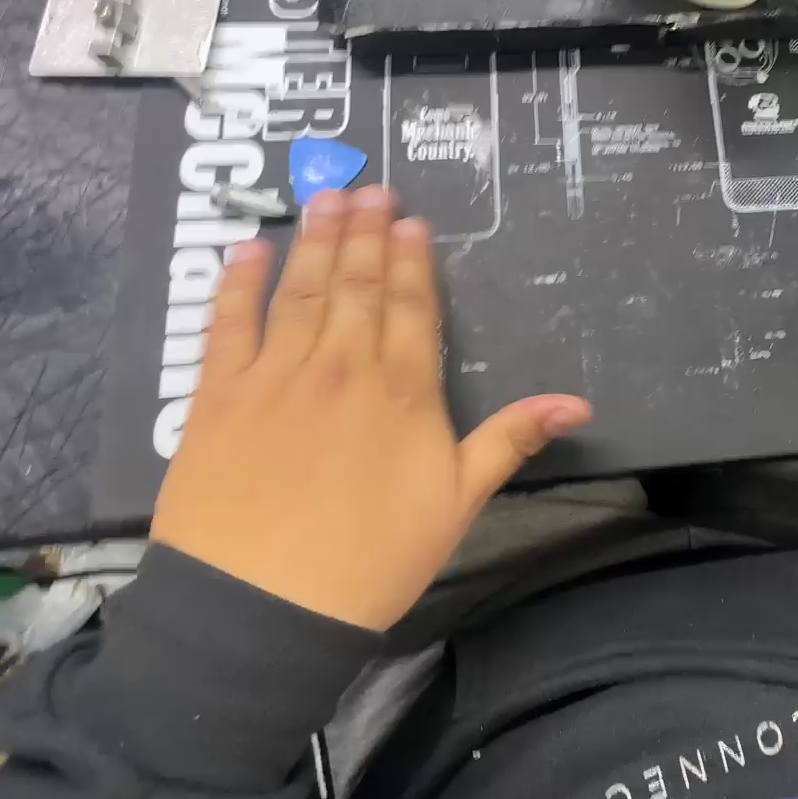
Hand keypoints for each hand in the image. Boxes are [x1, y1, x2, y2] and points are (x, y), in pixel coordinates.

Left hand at [152, 185, 593, 629]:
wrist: (263, 611)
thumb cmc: (375, 557)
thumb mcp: (460, 500)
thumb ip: (513, 439)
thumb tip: (578, 403)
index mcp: (402, 390)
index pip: (410, 306)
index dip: (412, 259)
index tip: (411, 219)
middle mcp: (342, 368)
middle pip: (357, 285)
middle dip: (365, 233)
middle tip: (369, 188)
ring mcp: (277, 378)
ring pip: (301, 291)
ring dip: (316, 240)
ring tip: (328, 198)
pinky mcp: (218, 398)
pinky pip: (227, 326)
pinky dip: (238, 285)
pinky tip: (248, 251)